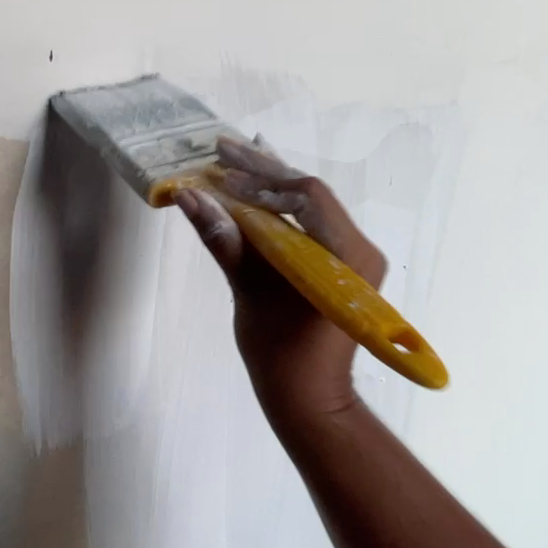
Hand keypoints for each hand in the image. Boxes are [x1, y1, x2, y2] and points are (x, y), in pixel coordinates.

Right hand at [173, 137, 388, 426]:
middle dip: (262, 172)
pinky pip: (307, 223)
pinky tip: (254, 186)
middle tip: (221, 149)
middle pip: (309, 194)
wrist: (308, 399)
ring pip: (307, 205)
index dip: (262, 178)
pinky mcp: (337, 264)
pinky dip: (277, 206)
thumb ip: (224, 240)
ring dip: (267, 185)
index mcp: (348, 255)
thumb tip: (189, 196)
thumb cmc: (281, 354)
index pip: (308, 196)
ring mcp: (350, 255)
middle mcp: (358, 247)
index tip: (221, 169)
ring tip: (230, 161)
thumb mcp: (249, 294)